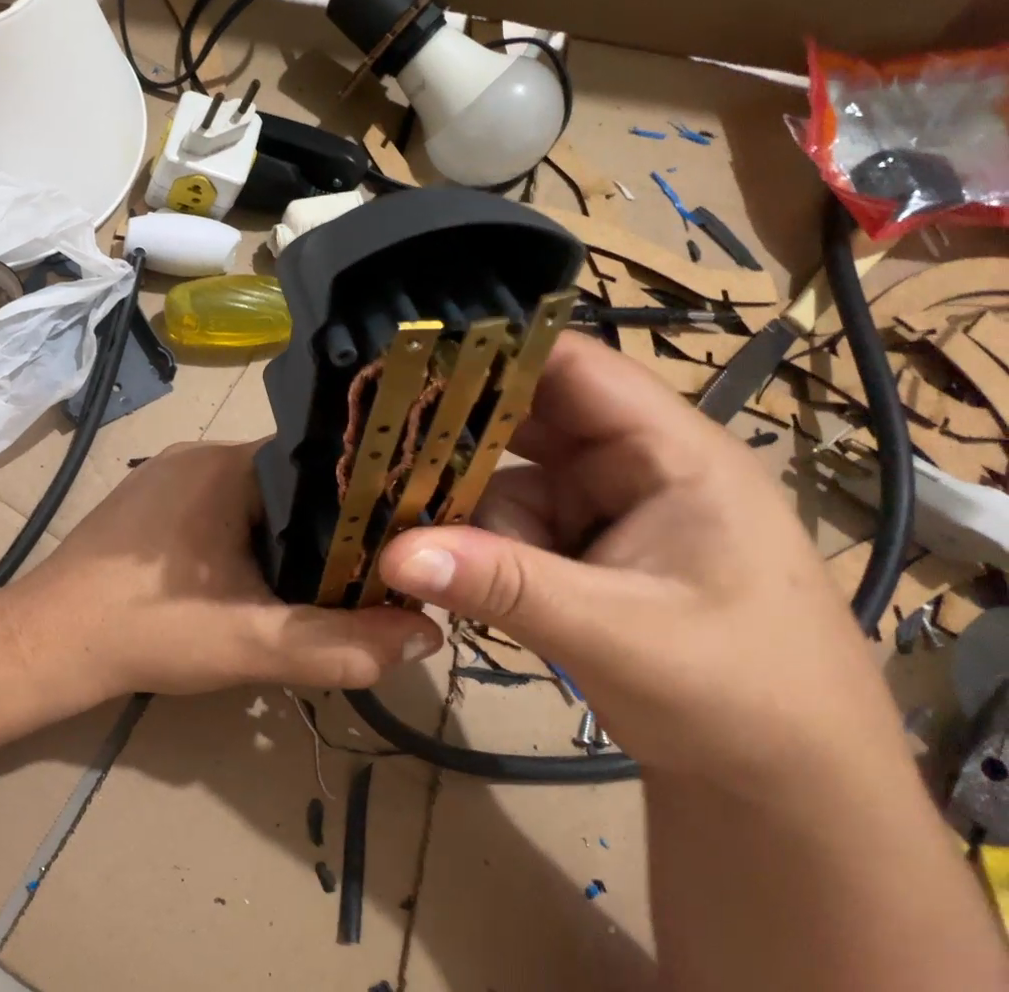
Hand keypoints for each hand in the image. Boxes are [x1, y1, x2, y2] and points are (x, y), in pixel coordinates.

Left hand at [2, 440, 440, 698]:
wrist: (46, 642)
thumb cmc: (146, 630)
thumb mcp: (252, 644)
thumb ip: (341, 643)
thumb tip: (427, 632)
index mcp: (225, 464)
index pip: (323, 463)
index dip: (368, 502)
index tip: (402, 544)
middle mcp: (195, 455)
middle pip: (291, 483)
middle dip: (329, 529)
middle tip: (367, 577)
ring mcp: (164, 478)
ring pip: (253, 501)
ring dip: (284, 540)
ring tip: (321, 585)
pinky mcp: (146, 507)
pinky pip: (216, 511)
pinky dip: (244, 543)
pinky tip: (254, 584)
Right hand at [377, 333, 909, 793]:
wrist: (780, 794)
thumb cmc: (738, 697)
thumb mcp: (616, 634)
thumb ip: (501, 586)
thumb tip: (391, 552)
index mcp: (672, 456)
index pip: (574, 369)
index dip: (492, 351)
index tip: (401, 356)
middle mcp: (632, 471)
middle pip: (524, 422)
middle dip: (450, 435)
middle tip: (366, 442)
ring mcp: (602, 517)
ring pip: (502, 483)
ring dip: (451, 507)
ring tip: (386, 525)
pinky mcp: (579, 560)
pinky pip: (504, 532)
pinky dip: (466, 549)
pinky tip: (429, 570)